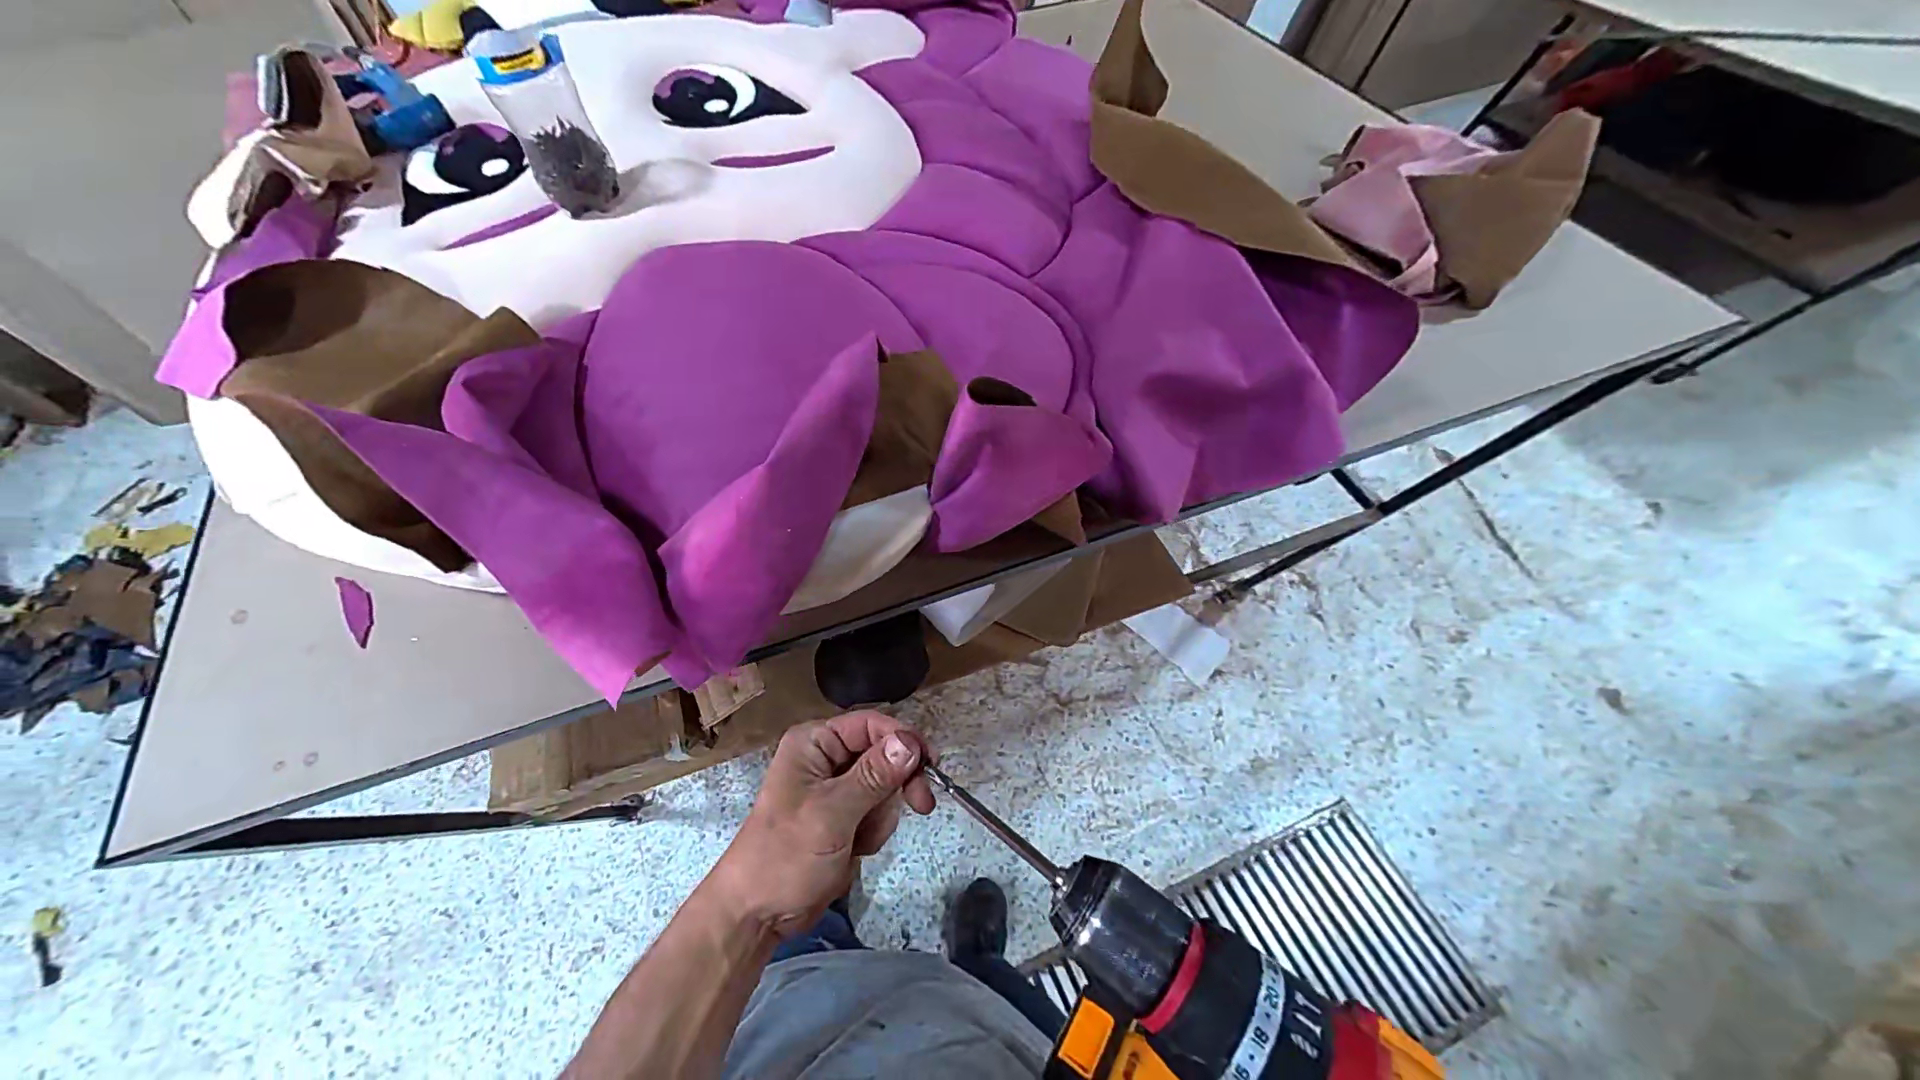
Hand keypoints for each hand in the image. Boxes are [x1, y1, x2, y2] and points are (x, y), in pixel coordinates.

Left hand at [705, 711, 936, 942]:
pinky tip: (857, 848)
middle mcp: (826, 757)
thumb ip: (873, 777)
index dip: (902, 739)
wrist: (758, 914)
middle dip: (897, 784)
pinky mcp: (844, 815)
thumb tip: (910, 742)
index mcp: (814, 742)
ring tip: (860, 840)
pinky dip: (876, 829)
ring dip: (882, 814)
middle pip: (885, 752)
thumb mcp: (832, 814)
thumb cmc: (785, 857)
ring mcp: (836, 787)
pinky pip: (879, 809)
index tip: (929, 765)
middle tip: (922, 805)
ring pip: (887, 784)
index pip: (870, 723)